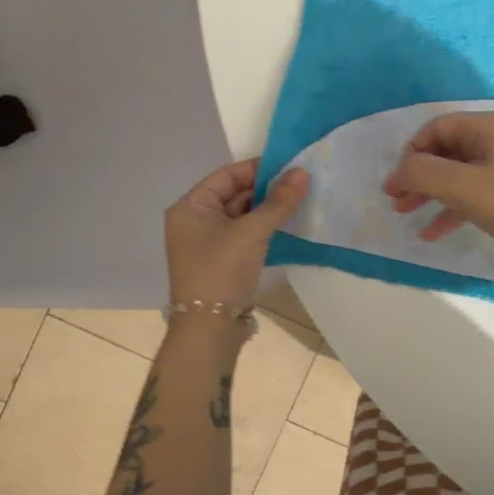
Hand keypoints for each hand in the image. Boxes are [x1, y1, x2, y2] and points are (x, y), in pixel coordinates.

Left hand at [166, 159, 308, 308]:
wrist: (209, 329)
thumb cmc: (221, 271)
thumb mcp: (252, 232)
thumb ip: (278, 201)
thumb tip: (303, 172)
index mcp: (190, 207)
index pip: (226, 176)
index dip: (257, 168)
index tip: (289, 165)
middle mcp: (195, 222)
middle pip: (235, 195)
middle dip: (267, 190)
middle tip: (302, 183)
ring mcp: (208, 244)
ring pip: (243, 217)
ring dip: (269, 211)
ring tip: (302, 201)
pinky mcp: (223, 263)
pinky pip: (246, 237)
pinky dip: (266, 230)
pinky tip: (291, 226)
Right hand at [382, 111, 493, 274]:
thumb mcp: (464, 187)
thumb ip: (423, 173)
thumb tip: (398, 172)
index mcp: (490, 127)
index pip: (436, 128)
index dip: (411, 153)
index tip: (395, 183)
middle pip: (445, 150)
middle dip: (417, 174)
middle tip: (395, 200)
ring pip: (456, 174)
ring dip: (429, 193)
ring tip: (406, 215)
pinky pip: (472, 194)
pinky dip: (450, 209)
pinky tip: (432, 232)